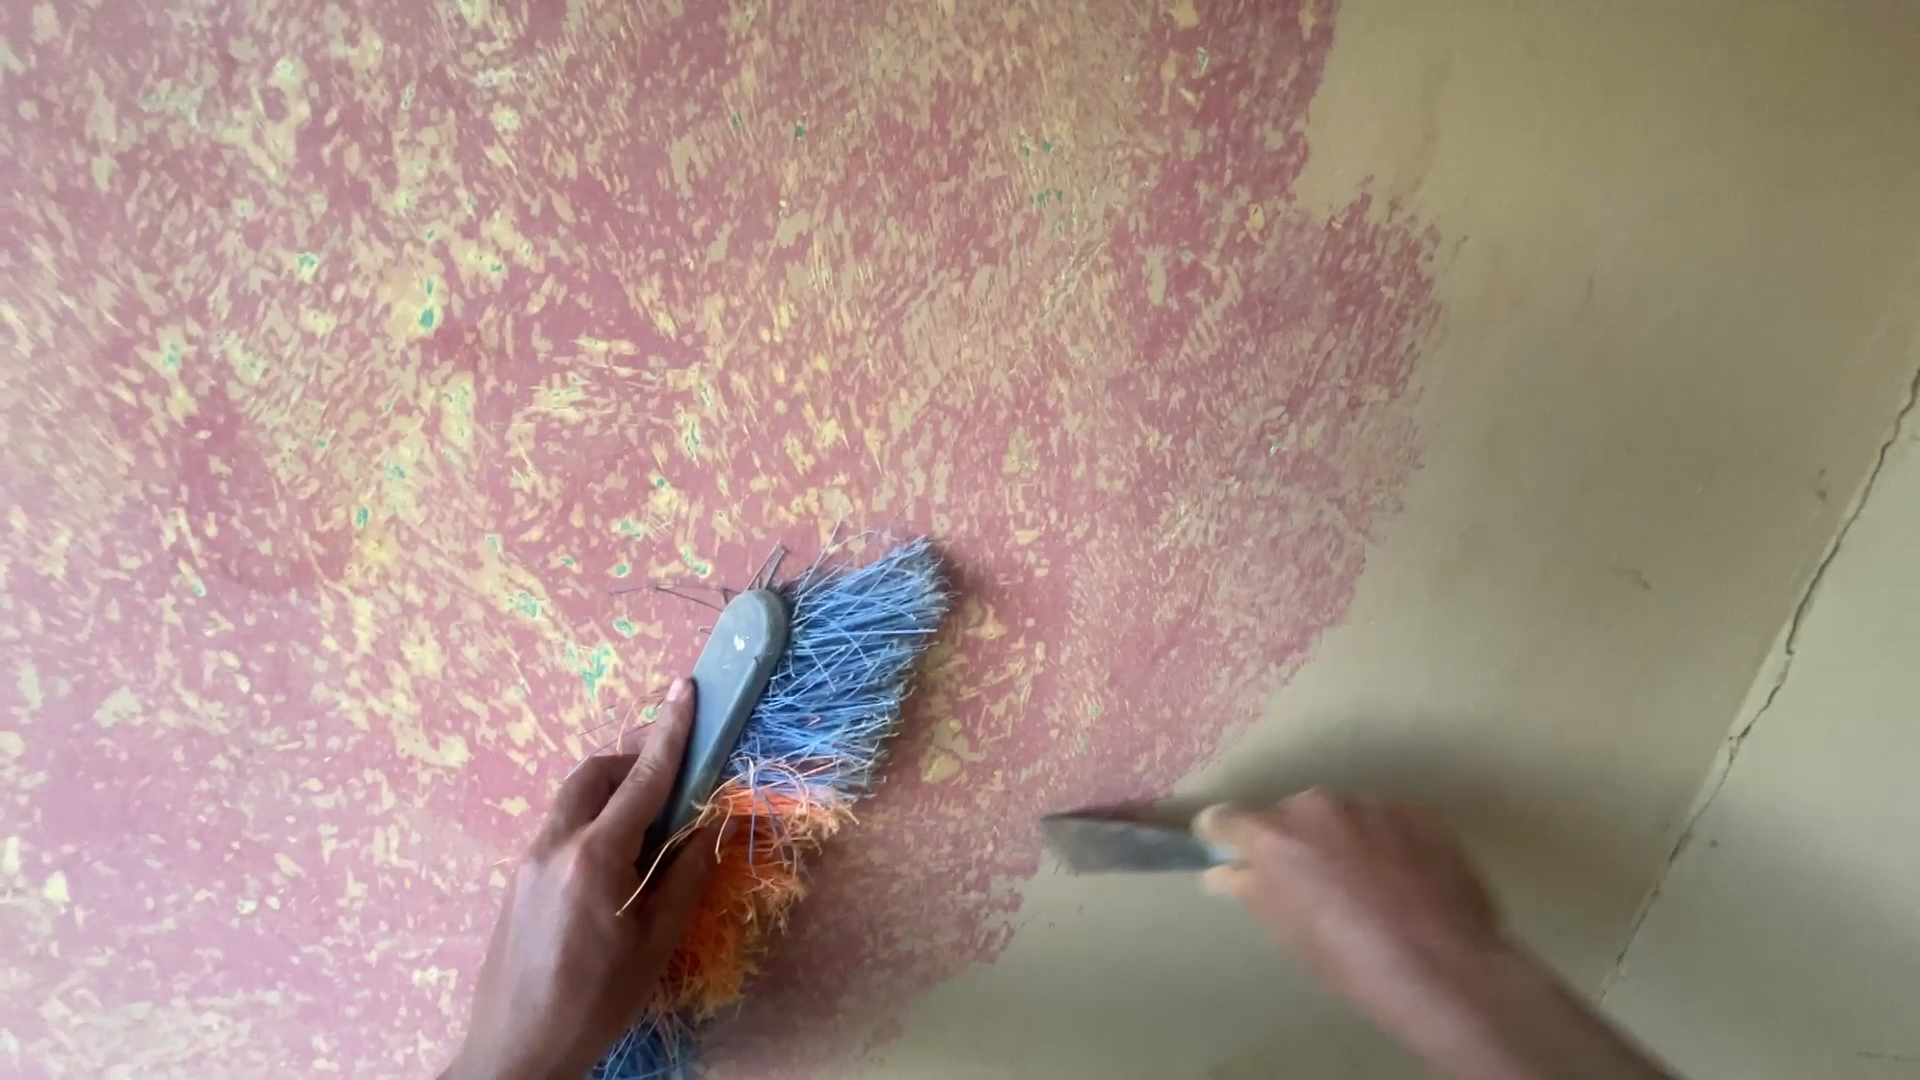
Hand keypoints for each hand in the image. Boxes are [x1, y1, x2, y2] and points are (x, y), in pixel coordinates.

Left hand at [444, 677, 716, 1079]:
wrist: (511, 1060)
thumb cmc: (594, 1002)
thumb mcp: (656, 942)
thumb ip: (685, 873)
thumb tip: (707, 825)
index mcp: (595, 856)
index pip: (643, 778)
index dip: (671, 730)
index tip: (684, 687)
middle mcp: (555, 844)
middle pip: (596, 771)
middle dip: (635, 754)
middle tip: (674, 765)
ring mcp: (528, 861)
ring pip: (575, 794)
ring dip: (614, 783)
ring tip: (651, 814)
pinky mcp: (518, 879)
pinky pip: (563, 822)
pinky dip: (596, 812)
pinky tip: (618, 851)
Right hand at [1195, 789, 1504, 1017]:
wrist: (1450, 973)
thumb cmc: (1352, 962)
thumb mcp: (1287, 933)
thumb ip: (1249, 888)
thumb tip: (1222, 871)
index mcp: (1271, 834)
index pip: (1223, 819)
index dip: (1223, 836)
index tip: (1228, 850)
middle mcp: (1312, 806)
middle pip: (1288, 817)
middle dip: (1295, 842)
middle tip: (1316, 885)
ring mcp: (1368, 805)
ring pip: (1340, 818)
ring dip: (1343, 841)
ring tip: (1372, 888)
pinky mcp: (1417, 813)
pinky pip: (1387, 822)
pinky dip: (1389, 845)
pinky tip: (1408, 883)